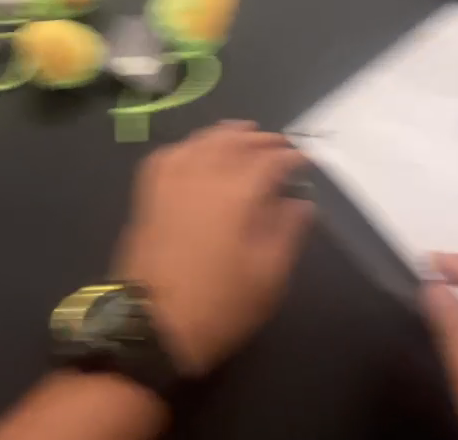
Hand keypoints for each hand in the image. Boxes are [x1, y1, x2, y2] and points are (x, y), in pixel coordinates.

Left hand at [112, 121, 315, 375]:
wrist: (152, 321)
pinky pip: (173, 152)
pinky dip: (191, 145)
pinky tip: (199, 150)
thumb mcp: (268, 277)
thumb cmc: (218, 304)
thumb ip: (288, 231)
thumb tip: (301, 201)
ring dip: (227, 135)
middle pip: (235, 142)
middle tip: (281, 144)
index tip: (307, 161)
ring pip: (203, 140)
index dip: (292, 157)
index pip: (270, 160)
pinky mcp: (150, 189)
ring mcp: (172, 178)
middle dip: (261, 139)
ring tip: (244, 134)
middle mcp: (203, 174)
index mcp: (237, 193)